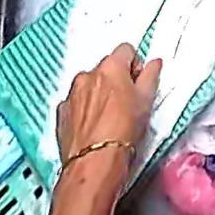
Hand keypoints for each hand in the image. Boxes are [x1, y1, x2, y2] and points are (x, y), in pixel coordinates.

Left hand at [56, 44, 160, 168]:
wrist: (94, 164)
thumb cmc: (125, 128)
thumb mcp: (146, 100)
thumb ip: (151, 76)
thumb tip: (154, 62)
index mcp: (111, 66)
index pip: (126, 50)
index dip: (134, 66)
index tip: (137, 84)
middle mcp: (88, 74)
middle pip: (106, 67)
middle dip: (115, 79)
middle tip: (124, 102)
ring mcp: (71, 94)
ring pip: (89, 85)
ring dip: (98, 93)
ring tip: (107, 117)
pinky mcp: (60, 114)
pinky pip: (75, 103)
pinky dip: (83, 110)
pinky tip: (92, 127)